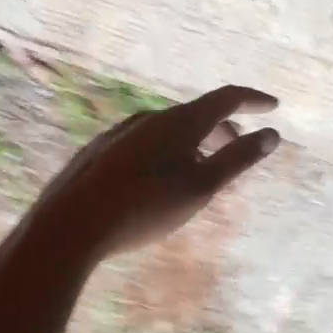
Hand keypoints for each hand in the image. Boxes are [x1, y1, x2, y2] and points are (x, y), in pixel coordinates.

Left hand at [22, 85, 280, 261]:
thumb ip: (239, 158)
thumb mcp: (202, 187)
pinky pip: (140, 143)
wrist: (60, 235)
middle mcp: (151, 118)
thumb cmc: (143, 208)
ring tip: (195, 167)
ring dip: (190, 140)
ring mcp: (117, 135)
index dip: (254, 99)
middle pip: (197, 113)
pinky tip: (152, 179)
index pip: (228, 97)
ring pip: (166, 128)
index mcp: (181, 120)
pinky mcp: (92, 156)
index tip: (273, 106)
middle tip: (235, 146)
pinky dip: (161, 150)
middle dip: (222, 127)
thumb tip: (272, 134)